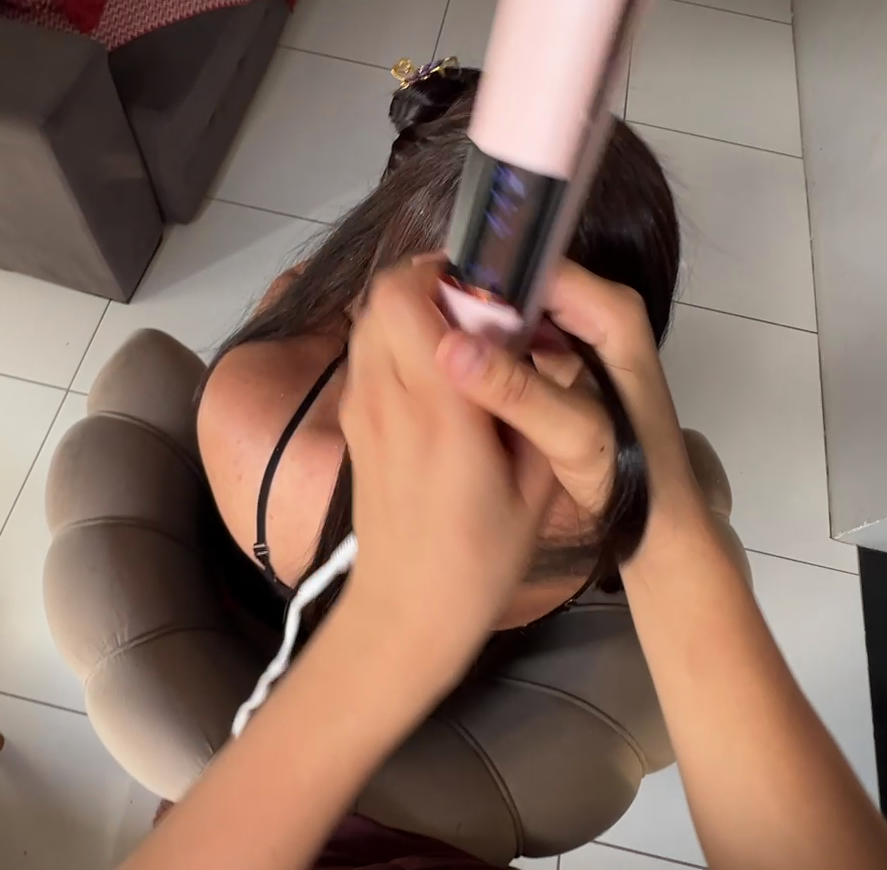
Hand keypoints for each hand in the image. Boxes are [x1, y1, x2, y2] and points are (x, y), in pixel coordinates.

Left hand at [336, 259, 548, 673]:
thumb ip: (533, 406)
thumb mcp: (534, 485)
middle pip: (381, 297)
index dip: (443, 274)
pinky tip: (431, 377)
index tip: (486, 288)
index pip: (409, 300)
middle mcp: (387, 398)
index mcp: (439, 410)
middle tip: (473, 306)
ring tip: (454, 338)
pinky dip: (392, 343)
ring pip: (367, 320)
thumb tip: (530, 347)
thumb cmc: (480, 558)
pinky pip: (365, 355)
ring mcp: (360, 410)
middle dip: (426, 282)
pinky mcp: (352, 425)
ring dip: (408, 311)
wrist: (404, 612)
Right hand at [436, 261, 703, 545]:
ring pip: (512, 312)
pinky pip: (512, 340)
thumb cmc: (635, 479)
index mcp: (611, 313)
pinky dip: (482, 351)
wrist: (658, 521)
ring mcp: (575, 338)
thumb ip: (518, 393)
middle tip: (414, 318)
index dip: (483, 274)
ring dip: (472, 325)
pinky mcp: (558, 363)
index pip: (537, 265)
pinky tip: (446, 366)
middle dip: (471, 299)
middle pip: (521, 284)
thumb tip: (450, 350)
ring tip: (420, 336)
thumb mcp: (575, 435)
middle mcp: (594, 313)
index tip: (428, 294)